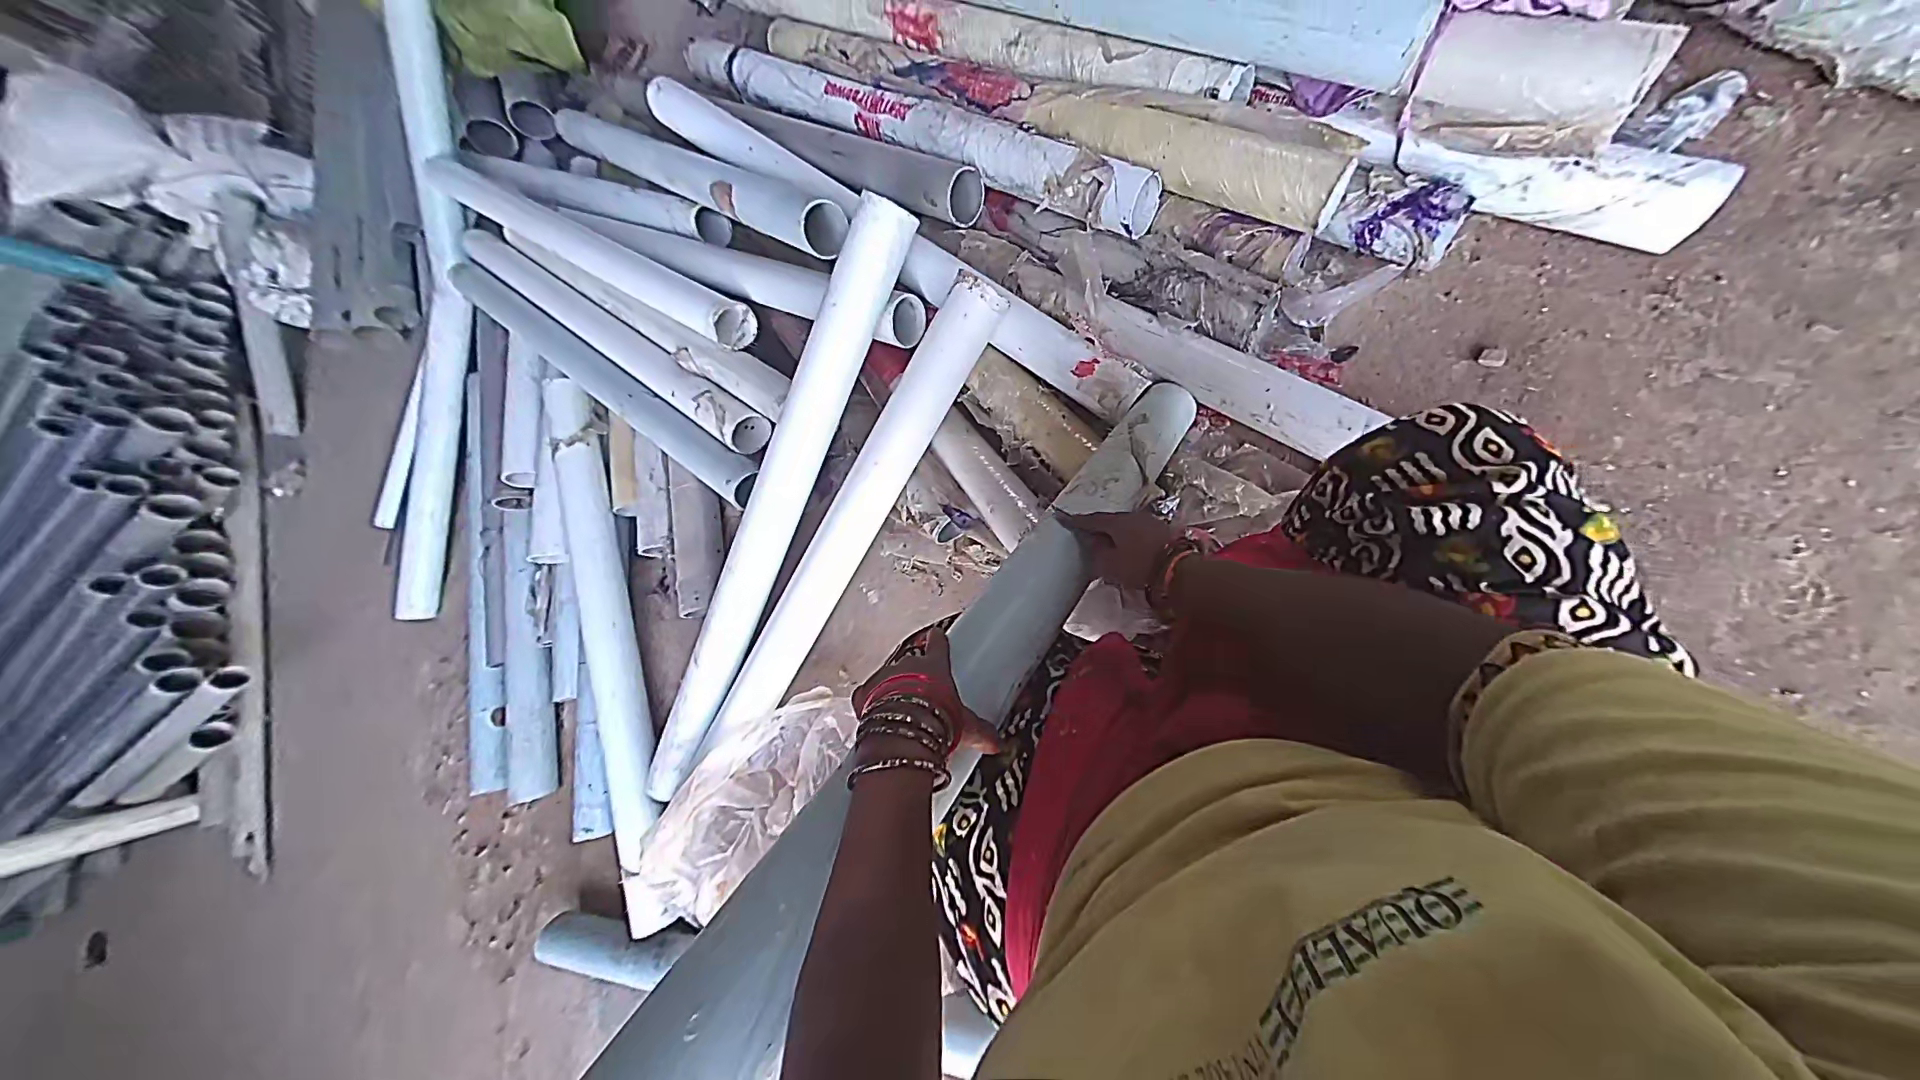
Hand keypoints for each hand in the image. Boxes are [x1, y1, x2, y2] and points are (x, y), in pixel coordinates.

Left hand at [854, 626, 998, 756]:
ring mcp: (883, 677)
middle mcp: (907, 665)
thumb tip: (996, 742)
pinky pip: (866, 695)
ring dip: (892, 689)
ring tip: (901, 710)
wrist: (904, 733)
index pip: (938, 646)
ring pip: (887, 678)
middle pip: (910, 664)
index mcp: (934, 667)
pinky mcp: (864, 694)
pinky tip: (876, 716)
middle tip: (922, 696)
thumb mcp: (966, 727)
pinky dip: (869, 703)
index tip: (936, 634)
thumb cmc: (937, 720)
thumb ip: (981, 732)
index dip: (937, 641)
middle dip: (914, 676)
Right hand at [1058, 508, 1177, 590]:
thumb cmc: (1140, 567)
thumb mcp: (1111, 564)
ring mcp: (1150, 522)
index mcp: (1116, 522)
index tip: (1062, 517)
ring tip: (1108, 541)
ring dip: (1116, 533)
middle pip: (1110, 520)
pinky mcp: (1163, 532)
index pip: (1090, 519)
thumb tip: (1092, 542)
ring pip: (1126, 525)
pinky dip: (1130, 538)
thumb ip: (1097, 552)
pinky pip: (1138, 532)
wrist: (1181, 569)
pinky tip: (1128, 546)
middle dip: (1098, 526)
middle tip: (1087, 532)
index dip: (1075, 520)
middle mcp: (1133, 517)